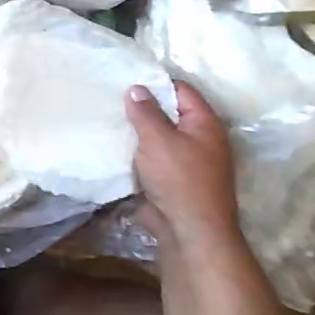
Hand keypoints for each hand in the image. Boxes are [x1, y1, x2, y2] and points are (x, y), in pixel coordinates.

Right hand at [125, 81, 238, 245]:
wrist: (192, 234)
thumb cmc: (179, 179)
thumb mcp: (158, 139)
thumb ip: (145, 111)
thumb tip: (136, 87)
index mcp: (205, 123)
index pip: (180, 89)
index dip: (155, 82)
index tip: (127, 80)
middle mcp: (201, 139)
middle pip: (170, 114)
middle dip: (144, 108)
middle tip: (113, 99)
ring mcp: (189, 162)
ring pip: (160, 138)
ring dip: (139, 134)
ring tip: (110, 122)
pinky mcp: (175, 182)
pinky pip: (155, 160)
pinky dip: (139, 155)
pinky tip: (117, 150)